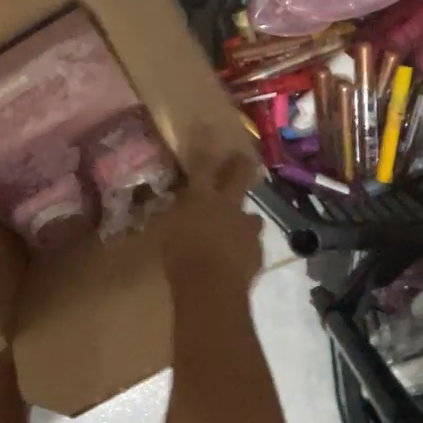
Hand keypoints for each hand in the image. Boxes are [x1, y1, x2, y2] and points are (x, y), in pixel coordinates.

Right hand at [160, 152, 263, 289]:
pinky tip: (237, 256)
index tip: (210, 132)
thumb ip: (172, 214)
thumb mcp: (165, 231)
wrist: (212, 289)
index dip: (207, 149)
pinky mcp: (258, 251)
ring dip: (244, 218)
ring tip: (236, 227)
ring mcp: (246, 228)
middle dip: (241, 164)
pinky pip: (252, 243)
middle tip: (241, 159)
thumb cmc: (180, 256)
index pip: (205, 165)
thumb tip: (173, 205)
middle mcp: (228, 205)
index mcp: (202, 196)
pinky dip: (245, 246)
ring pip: (252, 215)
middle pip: (240, 175)